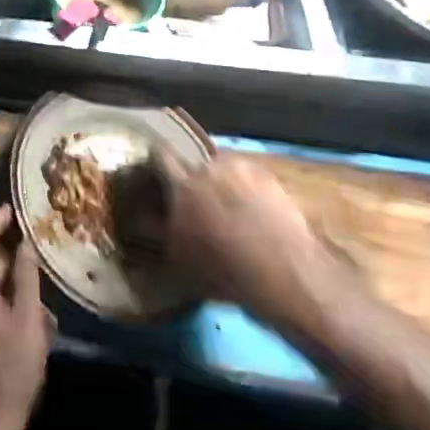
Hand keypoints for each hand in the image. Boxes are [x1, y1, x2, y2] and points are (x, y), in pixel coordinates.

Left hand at [0, 206, 52, 429]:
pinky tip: (33, 322)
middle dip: (11, 259)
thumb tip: (25, 245)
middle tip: (36, 251)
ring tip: (42, 299)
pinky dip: (10, 305)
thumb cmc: (13, 367)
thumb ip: (27, 278)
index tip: (10, 208)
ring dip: (15, 287)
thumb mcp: (29, 319)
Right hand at [154, 148, 345, 332]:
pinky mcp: (269, 176)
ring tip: (227, 204)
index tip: (156, 171)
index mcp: (181, 183)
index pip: (160, 155)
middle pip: (193, 160)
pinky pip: (247, 174)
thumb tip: (142, 212)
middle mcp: (209, 167)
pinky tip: (252, 209)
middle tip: (195, 196)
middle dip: (191, 174)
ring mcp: (242, 169)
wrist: (287, 274)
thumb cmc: (225, 269)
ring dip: (219, 179)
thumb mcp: (179, 253)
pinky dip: (245, 186)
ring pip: (222, 166)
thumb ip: (158, 225)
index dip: (157, 161)